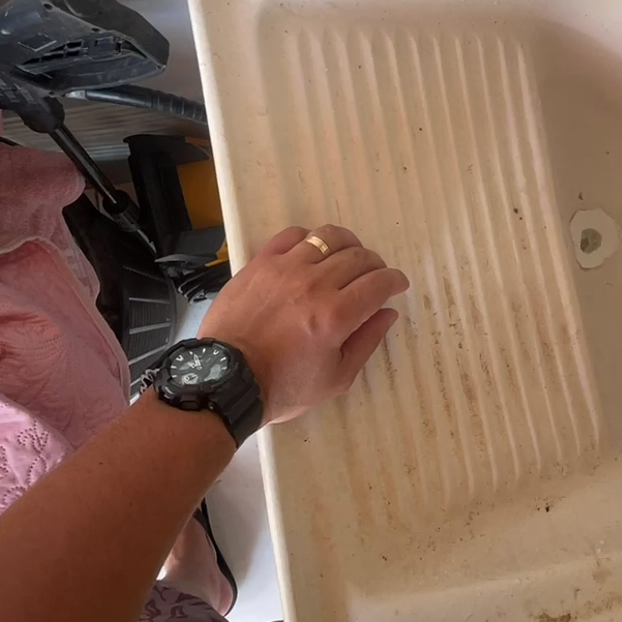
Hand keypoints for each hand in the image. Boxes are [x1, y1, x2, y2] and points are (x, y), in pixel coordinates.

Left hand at [198, 224, 409, 423]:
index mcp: (336, 316)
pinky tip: (313, 252)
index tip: (397, 284)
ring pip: (329, 237)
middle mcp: (314, 285)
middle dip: (376, 265)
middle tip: (374, 277)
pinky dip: (311, 238)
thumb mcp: (335, 379)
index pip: (379, 283)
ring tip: (348, 257)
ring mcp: (285, 268)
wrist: (224, 380)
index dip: (395, 280)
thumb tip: (387, 312)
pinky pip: (293, 235)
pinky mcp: (261, 262)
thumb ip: (366, 342)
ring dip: (348, 245)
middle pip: (359, 257)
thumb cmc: (282, 386)